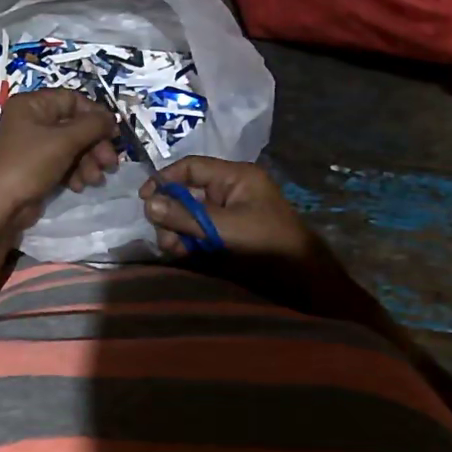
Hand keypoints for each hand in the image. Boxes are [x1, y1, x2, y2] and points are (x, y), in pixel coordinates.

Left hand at [0, 89, 118, 222]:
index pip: (72, 100)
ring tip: (93, 179)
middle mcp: (32, 121)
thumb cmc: (28, 164)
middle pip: (74, 125)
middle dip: (94, 145)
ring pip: (72, 146)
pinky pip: (63, 163)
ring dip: (88, 162)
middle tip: (109, 163)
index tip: (114, 133)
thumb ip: (92, 125)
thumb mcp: (63, 140)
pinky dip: (74, 172)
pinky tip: (78, 186)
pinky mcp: (36, 167)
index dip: (95, 115)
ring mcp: (33, 145)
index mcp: (32, 104)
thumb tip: (111, 117)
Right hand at [139, 156, 312, 258]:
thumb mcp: (226, 228)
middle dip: (170, 213)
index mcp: (236, 177)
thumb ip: (186, 216)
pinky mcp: (226, 235)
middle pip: (186, 192)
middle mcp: (230, 191)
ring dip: (176, 231)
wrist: (306, 284)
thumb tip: (148, 204)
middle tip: (163, 233)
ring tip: (174, 249)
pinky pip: (197, 232)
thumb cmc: (269, 246)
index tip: (145, 199)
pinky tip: (183, 255)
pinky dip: (187, 242)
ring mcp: (228, 214)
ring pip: (188, 215)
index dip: (165, 179)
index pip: (191, 167)